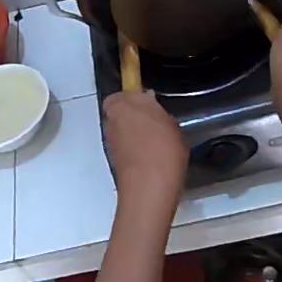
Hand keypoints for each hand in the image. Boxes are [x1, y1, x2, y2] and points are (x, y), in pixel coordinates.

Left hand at [103, 91, 185, 209]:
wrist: (149, 187)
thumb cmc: (163, 149)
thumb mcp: (170, 122)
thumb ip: (156, 110)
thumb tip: (148, 102)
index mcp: (121, 105)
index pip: (124, 93)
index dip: (138, 98)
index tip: (154, 106)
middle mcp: (111, 122)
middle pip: (122, 112)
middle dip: (137, 116)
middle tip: (161, 124)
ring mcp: (112, 143)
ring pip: (124, 131)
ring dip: (138, 135)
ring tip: (162, 144)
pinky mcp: (116, 162)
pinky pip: (129, 149)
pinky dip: (139, 151)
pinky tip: (157, 159)